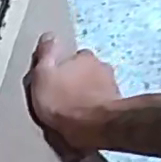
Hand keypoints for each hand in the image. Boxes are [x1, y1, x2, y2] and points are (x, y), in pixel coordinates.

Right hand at [27, 33, 122, 151]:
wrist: (92, 126)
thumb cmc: (62, 100)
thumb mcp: (43, 76)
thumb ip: (46, 54)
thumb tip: (49, 35)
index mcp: (84, 57)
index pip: (75, 56)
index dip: (64, 66)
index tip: (55, 78)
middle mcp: (102, 66)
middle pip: (88, 69)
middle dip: (79, 78)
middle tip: (64, 92)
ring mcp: (113, 85)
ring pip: (97, 84)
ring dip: (88, 91)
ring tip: (75, 106)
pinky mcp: (117, 104)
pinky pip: (102, 100)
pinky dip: (95, 104)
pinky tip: (85, 115)